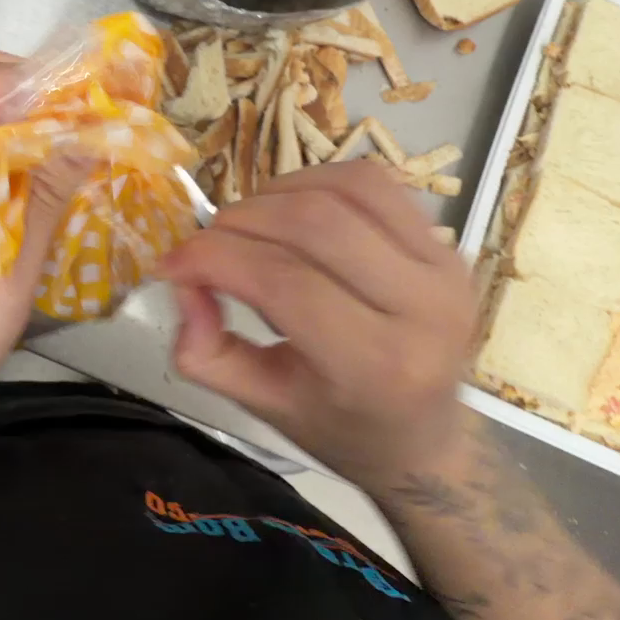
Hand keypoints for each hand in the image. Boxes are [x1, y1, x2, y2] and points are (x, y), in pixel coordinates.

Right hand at [157, 161, 476, 484]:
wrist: (422, 437)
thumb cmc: (337, 426)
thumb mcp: (261, 404)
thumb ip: (206, 352)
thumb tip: (182, 283)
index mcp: (376, 365)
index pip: (284, 282)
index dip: (214, 258)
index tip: (171, 265)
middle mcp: (423, 308)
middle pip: (314, 224)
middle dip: (239, 221)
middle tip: (204, 244)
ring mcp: (444, 268)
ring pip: (345, 189)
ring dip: (275, 195)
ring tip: (244, 227)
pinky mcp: (449, 244)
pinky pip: (374, 183)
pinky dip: (316, 182)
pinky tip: (288, 210)